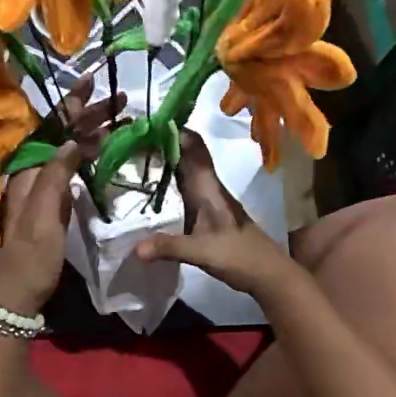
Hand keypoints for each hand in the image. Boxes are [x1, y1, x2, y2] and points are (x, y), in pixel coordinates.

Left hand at [0, 80, 126, 314]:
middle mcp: (33, 174)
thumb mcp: (42, 217)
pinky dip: (90, 157)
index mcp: (27, 172)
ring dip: (93, 134)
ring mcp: (42, 188)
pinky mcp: (53, 203)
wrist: (20, 293)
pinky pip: (72, 169)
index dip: (71, 105)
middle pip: (62, 136)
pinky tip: (106, 153)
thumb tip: (73, 141)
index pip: (51, 129)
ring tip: (121, 122)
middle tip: (121, 103)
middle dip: (89, 116)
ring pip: (69, 151)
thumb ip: (54, 178)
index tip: (92, 83)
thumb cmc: (32, 256)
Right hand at [136, 131, 297, 296]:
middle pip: (185, 154)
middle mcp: (209, 187)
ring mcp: (210, 199)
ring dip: (163, 159)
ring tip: (132, 155)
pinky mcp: (209, 212)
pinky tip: (151, 186)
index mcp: (209, 188)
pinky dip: (168, 179)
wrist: (268, 274)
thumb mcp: (202, 253)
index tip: (143, 123)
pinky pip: (185, 186)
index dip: (172, 130)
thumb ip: (169, 247)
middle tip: (127, 138)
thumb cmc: (240, 257)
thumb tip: (135, 248)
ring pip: (185, 169)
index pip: (192, 146)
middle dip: (160, 142)